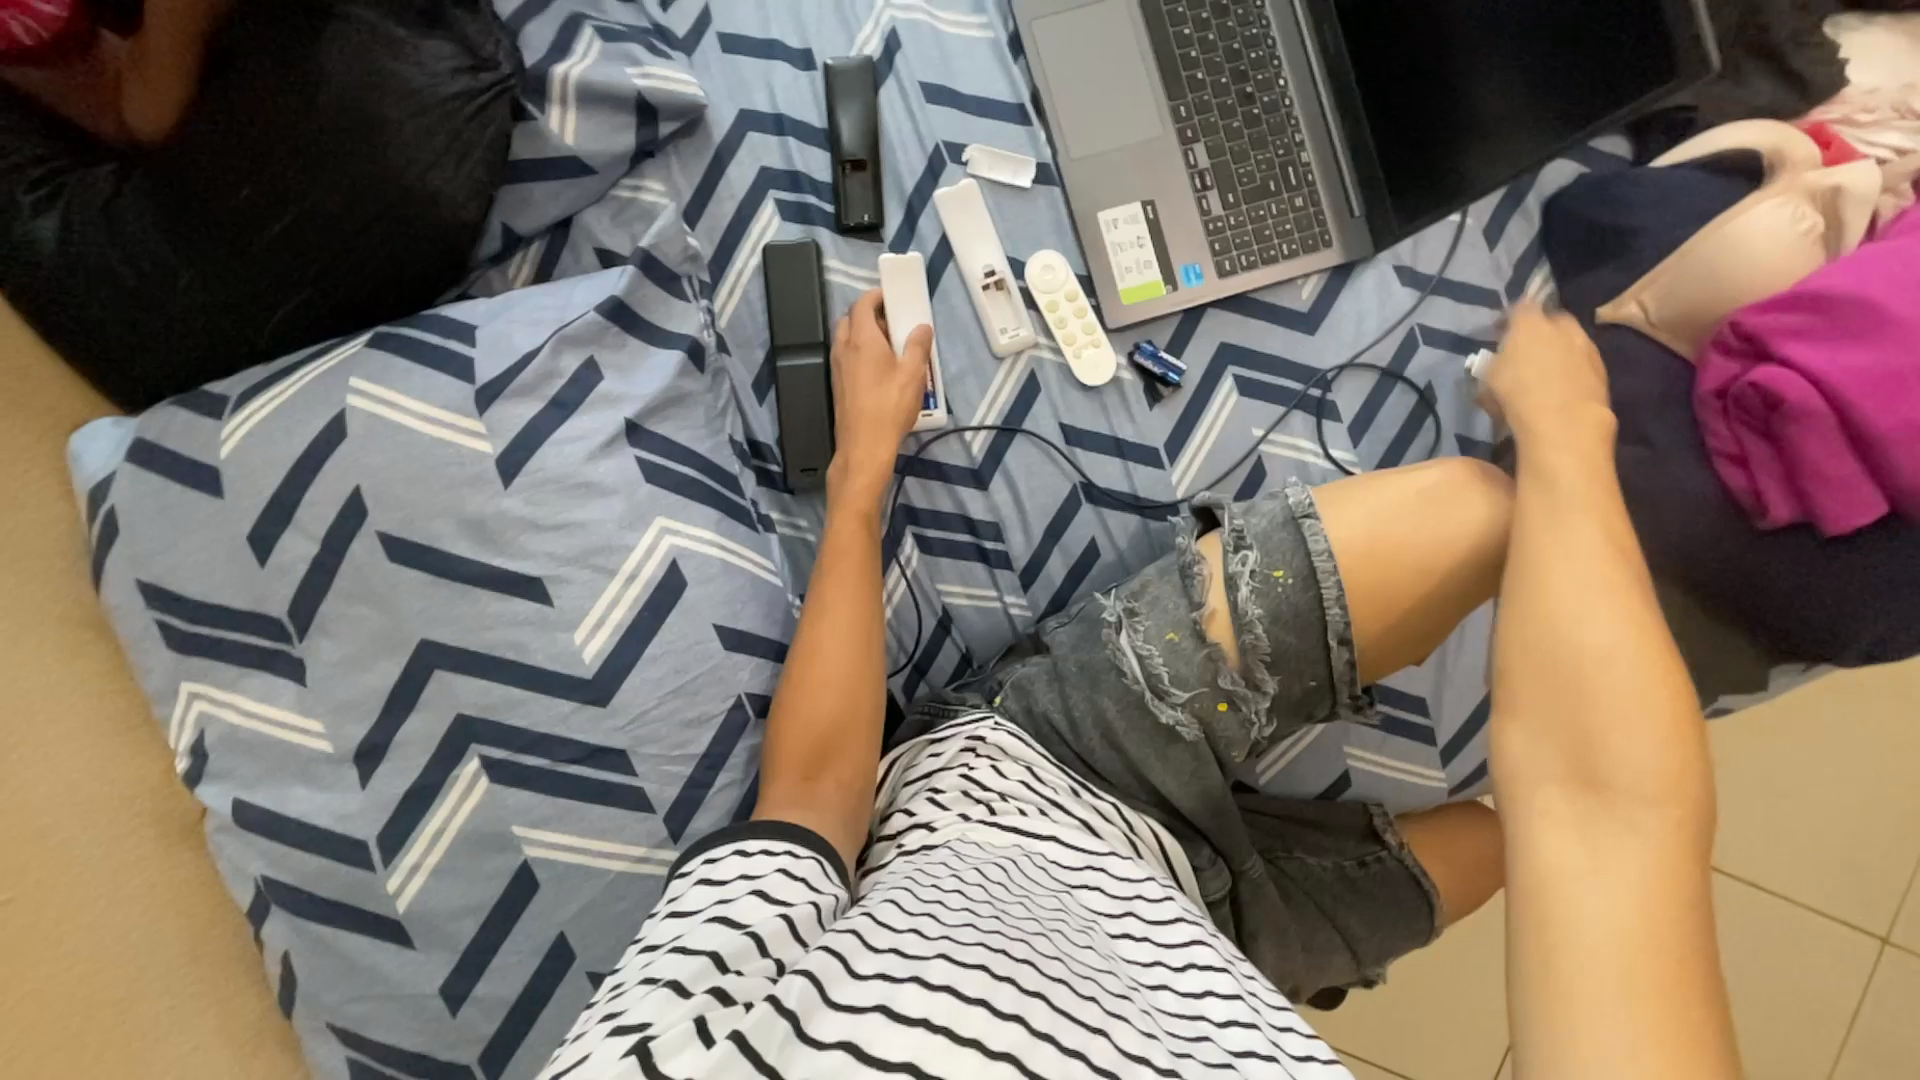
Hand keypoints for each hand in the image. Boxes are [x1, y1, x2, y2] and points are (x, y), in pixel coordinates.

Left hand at [826, 288, 931, 511]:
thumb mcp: (913, 374)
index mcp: (861, 339)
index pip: (862, 304)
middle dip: (871, 315)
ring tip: (891, 348)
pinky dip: (861, 353)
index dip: (877, 296)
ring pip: (847, 340)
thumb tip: (922, 327)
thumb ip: (918, 346)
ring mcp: (838, 368)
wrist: (864, 447)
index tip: (893, 297)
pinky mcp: (838, 386)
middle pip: (851, 319)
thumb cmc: (890, 407)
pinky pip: (847, 358)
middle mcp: (844, 349)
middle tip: (894, 323)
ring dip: (865, 335)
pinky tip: (881, 371)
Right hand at [1482, 305, 1614, 450]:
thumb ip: (1494, 361)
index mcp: (1529, 325)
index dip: (1511, 317)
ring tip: (1545, 367)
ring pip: (1569, 337)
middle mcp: (1560, 327)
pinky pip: (1582, 356)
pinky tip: (1562, 382)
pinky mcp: (1601, 364)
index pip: (1521, 306)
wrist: (1564, 420)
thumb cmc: (1515, 396)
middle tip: (1525, 348)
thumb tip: (1497, 360)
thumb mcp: (1488, 379)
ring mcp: (1585, 344)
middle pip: (1551, 318)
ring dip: (1558, 346)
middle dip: (1540, 328)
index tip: (1501, 331)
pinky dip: (1572, 363)